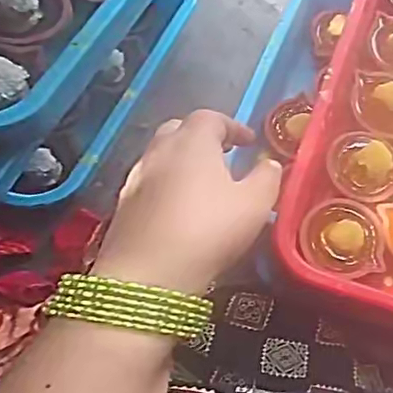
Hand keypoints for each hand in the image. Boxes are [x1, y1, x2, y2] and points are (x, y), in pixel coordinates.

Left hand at [92, 110, 281, 295]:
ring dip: (184, 163)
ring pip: (162, 157)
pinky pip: (150, 183)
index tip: (249, 142)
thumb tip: (268, 162)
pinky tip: (181, 210)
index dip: (233, 126)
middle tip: (225, 156)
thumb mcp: (255, 204)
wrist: (148, 275)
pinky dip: (168, 186)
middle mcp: (160, 151)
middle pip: (180, 130)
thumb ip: (267, 178)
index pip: (211, 118)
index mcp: (193, 142)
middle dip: (203, 138)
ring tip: (205, 185)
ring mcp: (136, 178)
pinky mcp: (124, 206)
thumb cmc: (209, 230)